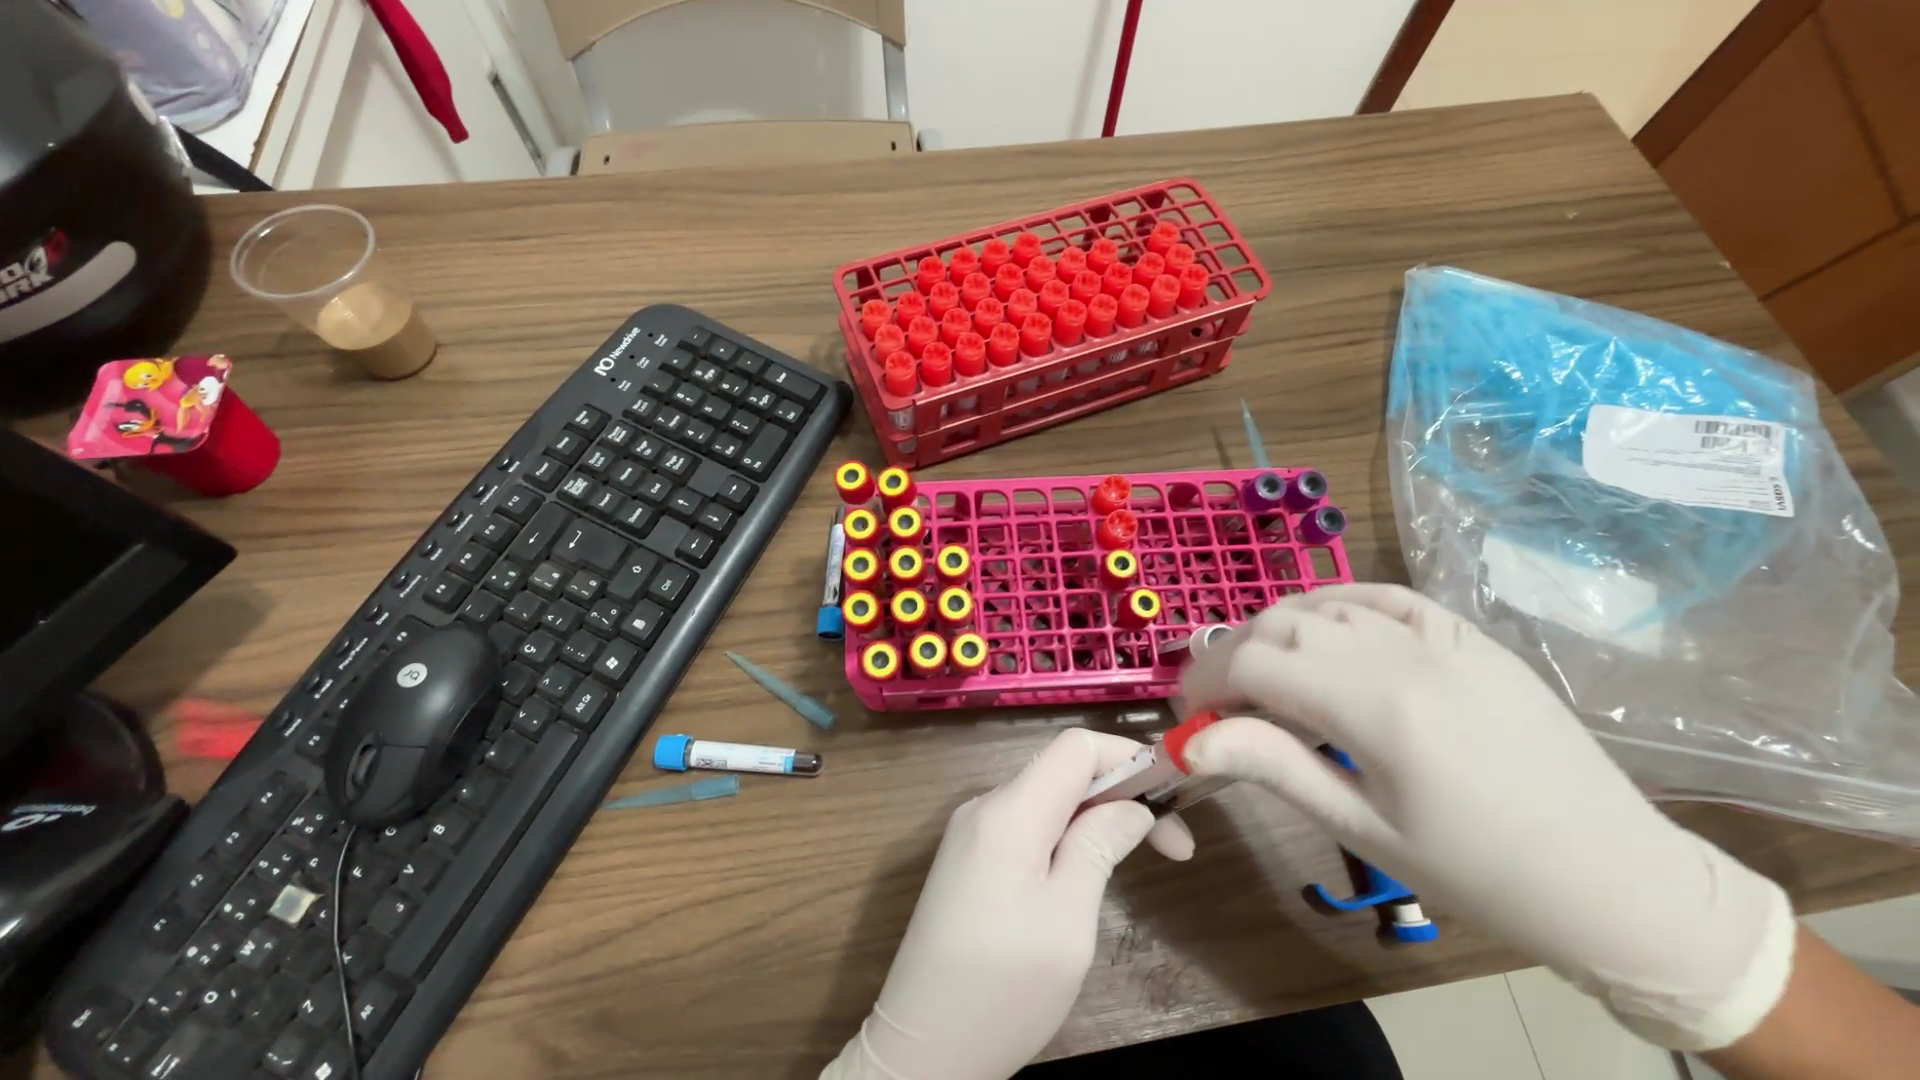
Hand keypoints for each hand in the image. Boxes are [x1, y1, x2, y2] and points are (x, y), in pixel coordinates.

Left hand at [822, 729, 1192, 1079]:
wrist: (922, 1050)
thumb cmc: (1003, 988)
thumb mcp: (1068, 920)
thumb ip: (1098, 847)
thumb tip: (1132, 806)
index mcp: (1008, 812)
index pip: (1076, 747)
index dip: (1129, 758)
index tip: (1173, 803)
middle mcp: (984, 808)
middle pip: (1061, 771)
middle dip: (1121, 794)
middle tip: (1173, 847)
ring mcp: (969, 835)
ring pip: (1045, 799)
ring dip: (1095, 818)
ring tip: (1135, 859)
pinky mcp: (966, 862)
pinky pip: (1024, 827)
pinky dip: (1064, 836)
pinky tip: (1084, 872)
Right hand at [1179, 583, 1794, 1051]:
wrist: (1613, 878)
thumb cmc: (1480, 873)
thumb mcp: (1367, 829)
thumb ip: (1275, 768)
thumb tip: (1190, 742)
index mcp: (1378, 708)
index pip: (1255, 663)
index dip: (1205, 682)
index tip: (1188, 715)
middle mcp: (1406, 653)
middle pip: (1282, 626)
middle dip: (1232, 657)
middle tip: (1219, 704)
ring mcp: (1444, 637)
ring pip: (1327, 606)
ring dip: (1276, 632)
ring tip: (1263, 676)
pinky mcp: (1471, 637)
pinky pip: (1385, 597)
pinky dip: (1336, 604)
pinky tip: (1320, 628)